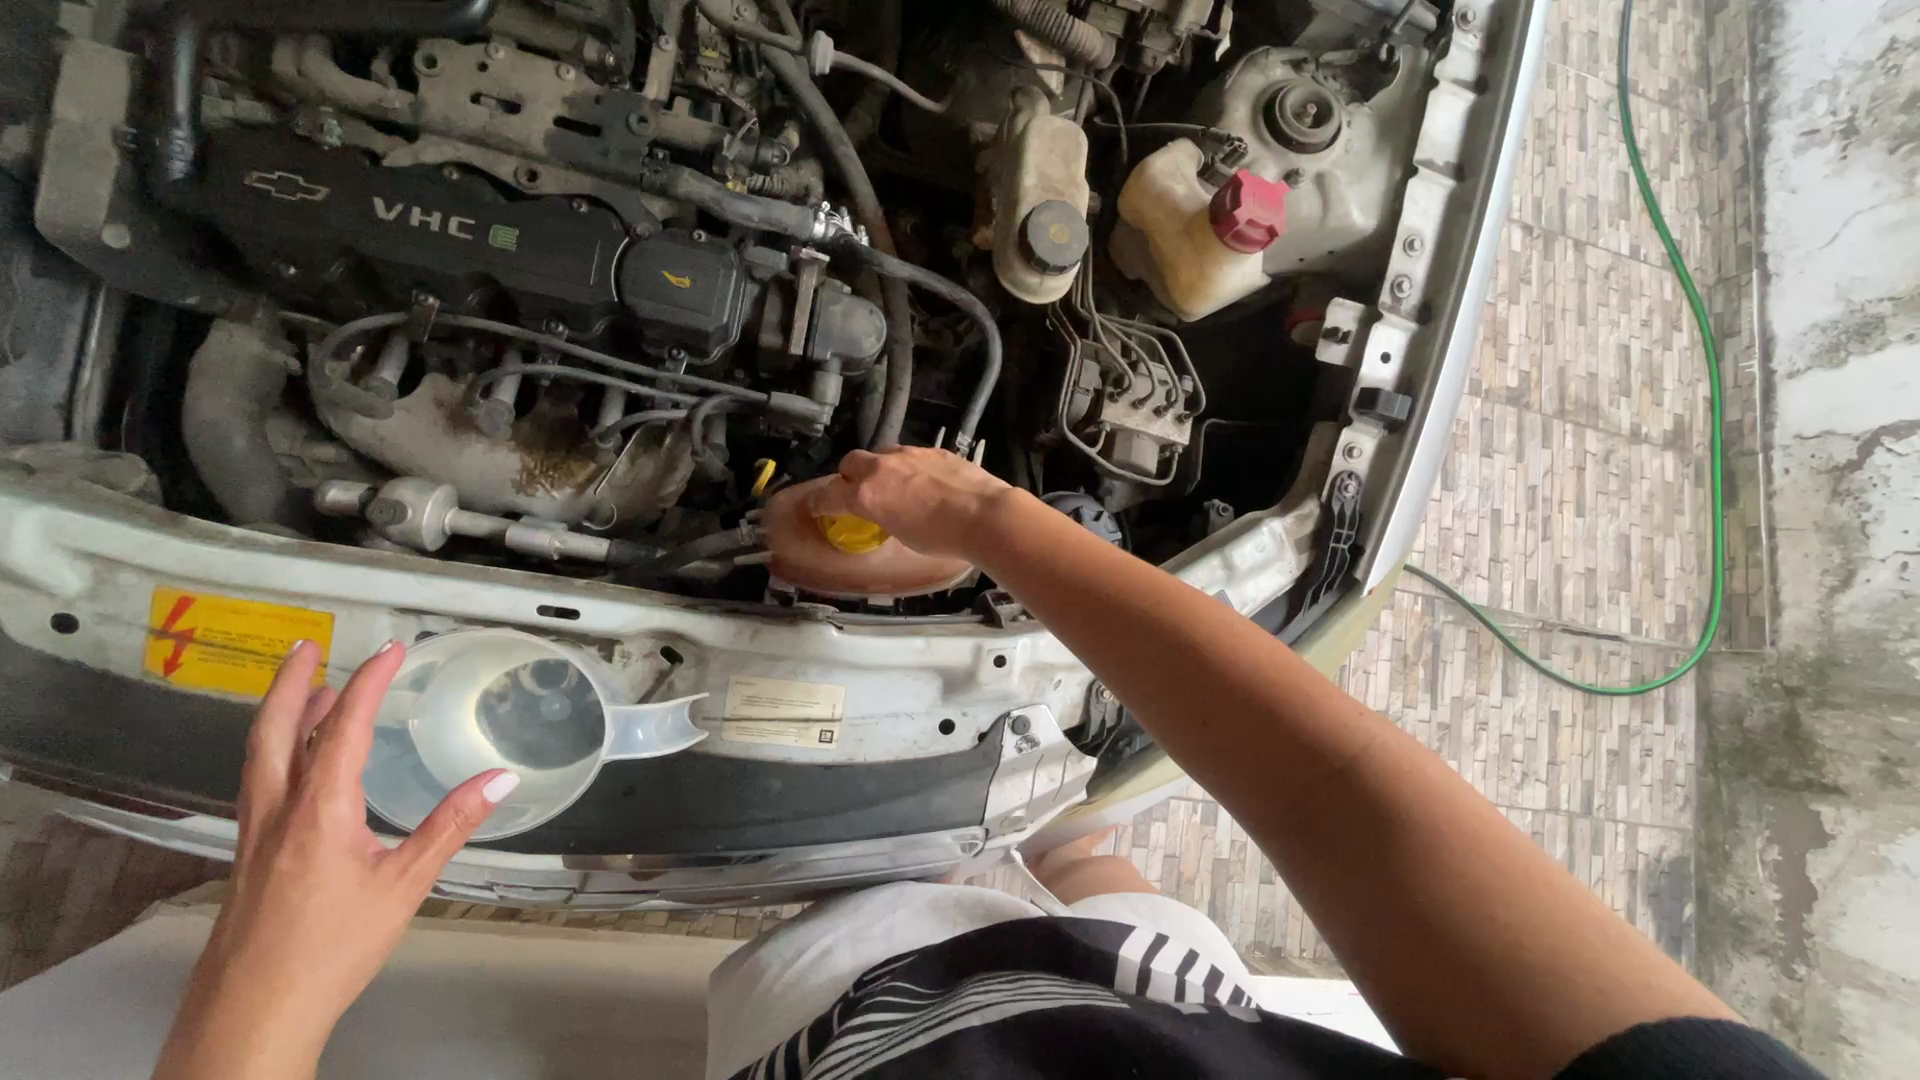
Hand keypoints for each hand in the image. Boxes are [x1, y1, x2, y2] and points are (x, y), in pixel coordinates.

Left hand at [153, 640, 518, 1079]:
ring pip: (261, 758)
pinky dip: (280, 751)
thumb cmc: (330, 950)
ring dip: (282, 714)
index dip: (367, 683)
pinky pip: (261, 784)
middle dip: (290, 684)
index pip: (342, 729)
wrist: (248, 1018)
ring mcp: (253, 837)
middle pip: (273, 732)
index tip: (390, 650)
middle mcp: (276, 815)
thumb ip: (450, 826)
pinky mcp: (247, 859)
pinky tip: (300, 764)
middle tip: (306, 646)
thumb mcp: (405, 886)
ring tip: (307, 688)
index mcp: (318, 813)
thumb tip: (501, 778)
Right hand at [806, 446, 1025, 560]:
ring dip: (881, 468)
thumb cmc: (942, 538)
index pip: (829, 495)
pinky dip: (911, 467)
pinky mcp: (934, 450)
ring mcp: (909, 454)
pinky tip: (927, 482)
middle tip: (858, 492)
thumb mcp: (903, 536)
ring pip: (882, 454)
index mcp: (866, 494)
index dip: (819, 502)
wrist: (984, 515)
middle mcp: (881, 468)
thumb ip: (886, 516)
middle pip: (851, 462)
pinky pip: (912, 455)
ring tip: (895, 486)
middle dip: (849, 476)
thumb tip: (889, 511)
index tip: (815, 507)